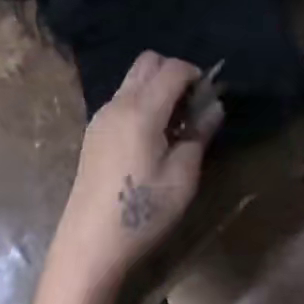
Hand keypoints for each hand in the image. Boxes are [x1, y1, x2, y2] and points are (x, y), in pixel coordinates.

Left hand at [47, 52, 222, 288]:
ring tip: (174, 123)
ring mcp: (102, 114)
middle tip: (192, 104)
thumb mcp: (182, 178)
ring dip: (156, 86)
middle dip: (173, 72)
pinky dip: (141, 101)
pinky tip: (151, 136)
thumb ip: (198, 134)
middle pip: (147, 62)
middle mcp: (118, 102)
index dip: (194, 74)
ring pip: (132, 79)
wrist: (90, 240)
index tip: (210, 95)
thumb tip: (213, 106)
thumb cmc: (142, 212)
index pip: (171, 68)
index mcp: (141, 109)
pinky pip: (122, 98)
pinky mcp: (95, 129)